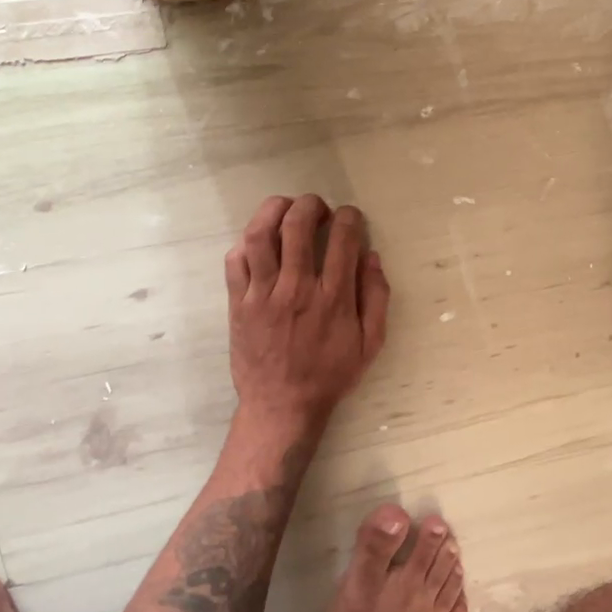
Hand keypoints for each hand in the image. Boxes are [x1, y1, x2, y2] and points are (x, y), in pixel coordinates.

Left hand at [224, 194, 390, 425]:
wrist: (282, 406)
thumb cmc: (329, 376)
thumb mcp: (370, 344)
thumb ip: (375, 298)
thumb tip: (371, 256)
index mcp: (334, 298)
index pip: (343, 238)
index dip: (349, 217)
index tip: (350, 218)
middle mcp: (297, 289)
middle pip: (298, 224)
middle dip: (311, 205)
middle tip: (317, 209)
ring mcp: (263, 295)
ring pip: (260, 234)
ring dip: (273, 211)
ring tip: (285, 210)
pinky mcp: (238, 303)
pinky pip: (235, 261)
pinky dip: (246, 242)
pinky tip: (260, 243)